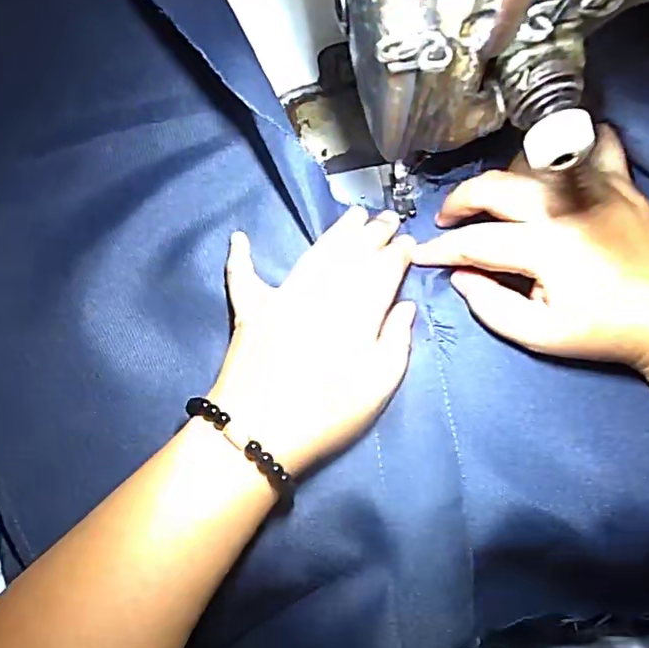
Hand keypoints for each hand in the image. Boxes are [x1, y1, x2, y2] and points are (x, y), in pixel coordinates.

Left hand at [206, 207, 416, 473]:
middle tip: (387, 218)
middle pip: (351, 253)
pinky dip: (241, 258)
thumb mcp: (379, 386)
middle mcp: (320, 291)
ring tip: (352, 216)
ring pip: (313, 254)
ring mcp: (281, 297)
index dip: (398, 252)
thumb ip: (396, 340)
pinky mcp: (250, 311)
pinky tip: (239, 238)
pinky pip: (243, 277)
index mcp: (357, 309)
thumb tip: (405, 306)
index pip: (383, 269)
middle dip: (372, 233)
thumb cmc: (327, 414)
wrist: (259, 431)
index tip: (409, 241)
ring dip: (335, 233)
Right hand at [410, 127, 648, 372]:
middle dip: (460, 201)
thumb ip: (493, 307)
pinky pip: (592, 146)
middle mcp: (564, 205)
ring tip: (494, 203)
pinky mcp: (621, 183)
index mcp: (543, 245)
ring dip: (504, 179)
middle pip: (495, 186)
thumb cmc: (607, 330)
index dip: (442, 249)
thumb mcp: (542, 334)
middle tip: (447, 221)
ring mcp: (594, 187)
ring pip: (533, 162)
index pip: (476, 240)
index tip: (421, 254)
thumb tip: (462, 279)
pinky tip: (557, 166)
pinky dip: (570, 150)